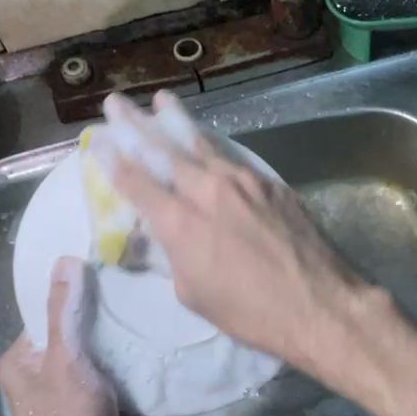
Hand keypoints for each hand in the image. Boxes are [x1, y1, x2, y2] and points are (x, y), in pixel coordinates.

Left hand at [0, 257, 149, 415]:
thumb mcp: (63, 361)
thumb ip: (64, 312)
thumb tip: (64, 260)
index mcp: (24, 361)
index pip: (45, 311)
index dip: (71, 286)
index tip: (100, 257)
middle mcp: (51, 370)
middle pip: (79, 325)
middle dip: (104, 305)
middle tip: (133, 269)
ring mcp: (85, 384)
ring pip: (108, 344)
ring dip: (127, 328)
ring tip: (151, 288)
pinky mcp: (116, 395)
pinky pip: (129, 363)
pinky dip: (142, 350)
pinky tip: (162, 321)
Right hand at [104, 91, 385, 372]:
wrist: (320, 305)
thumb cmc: (252, 314)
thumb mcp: (194, 295)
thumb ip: (172, 257)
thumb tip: (160, 236)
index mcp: (181, 224)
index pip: (136, 183)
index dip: (112, 160)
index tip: (96, 140)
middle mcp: (209, 191)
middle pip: (164, 150)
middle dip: (136, 125)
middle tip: (116, 102)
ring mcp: (246, 183)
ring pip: (203, 145)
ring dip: (178, 122)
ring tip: (161, 100)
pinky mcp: (274, 185)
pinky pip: (235, 159)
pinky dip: (214, 147)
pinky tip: (208, 142)